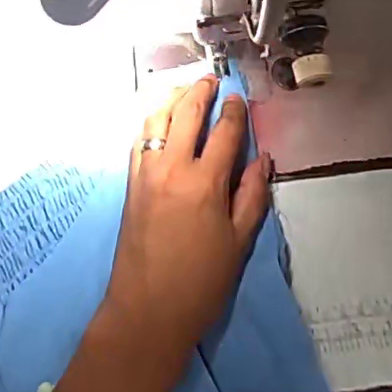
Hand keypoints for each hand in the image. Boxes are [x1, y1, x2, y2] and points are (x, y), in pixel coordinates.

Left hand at [101, 76, 270, 372]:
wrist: (146, 312)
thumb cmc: (200, 282)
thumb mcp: (238, 242)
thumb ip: (252, 195)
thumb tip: (262, 159)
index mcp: (204, 183)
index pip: (224, 133)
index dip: (234, 112)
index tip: (238, 98)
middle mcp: (171, 168)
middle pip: (185, 114)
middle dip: (199, 91)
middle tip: (210, 79)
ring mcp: (145, 174)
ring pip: (155, 120)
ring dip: (171, 98)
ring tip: (184, 89)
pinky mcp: (129, 185)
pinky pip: (139, 140)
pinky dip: (151, 121)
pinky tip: (159, 119)